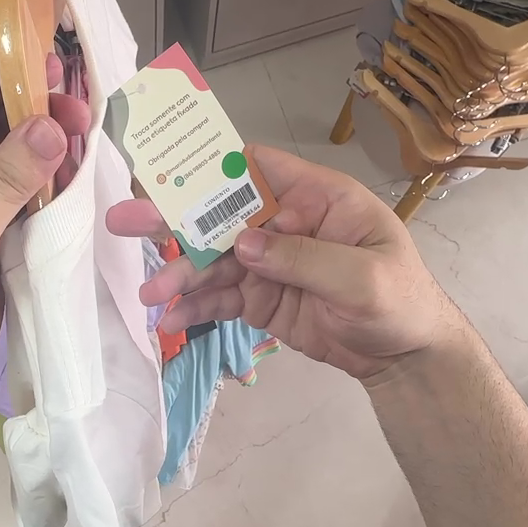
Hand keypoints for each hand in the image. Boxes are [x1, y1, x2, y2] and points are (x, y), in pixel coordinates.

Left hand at [0, 56, 90, 390]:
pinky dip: (49, 187)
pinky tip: (80, 173)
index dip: (1, 80)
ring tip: (90, 135)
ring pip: (10, 161)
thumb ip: (5, 180)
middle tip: (82, 108)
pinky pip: (22, 196)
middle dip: (32, 116)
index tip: (50, 70)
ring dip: (46, 151)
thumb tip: (53, 127)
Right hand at [104, 146, 457, 380]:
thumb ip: (303, 259)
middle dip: (174, 222)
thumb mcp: (362, 278)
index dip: (213, 169)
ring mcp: (268, 264)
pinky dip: (196, 309)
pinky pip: (221, 299)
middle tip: (124, 224)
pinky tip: (172, 320)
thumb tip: (242, 245)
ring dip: (181, 278)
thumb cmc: (399, 302)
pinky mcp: (260, 299)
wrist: (403, 357)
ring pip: (214, 263)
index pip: (258, 171)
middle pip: (222, 217)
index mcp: (317, 199)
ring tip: (149, 297)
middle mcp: (285, 225)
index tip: (169, 175)